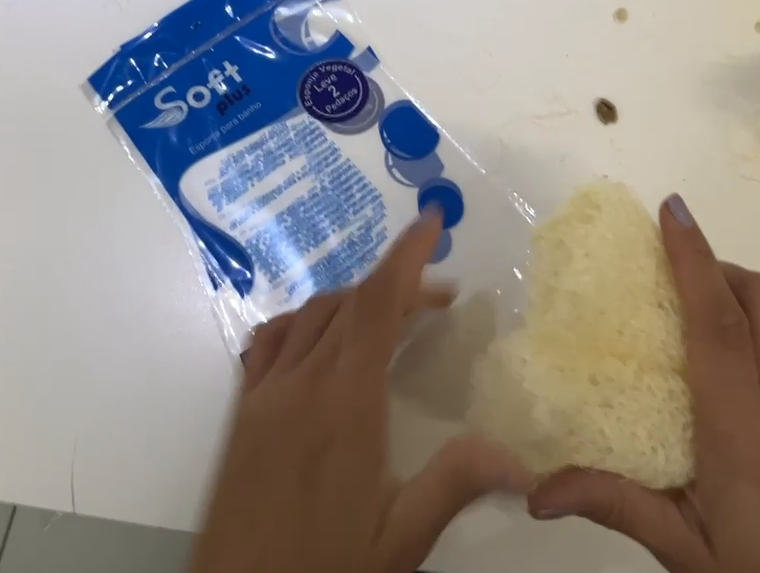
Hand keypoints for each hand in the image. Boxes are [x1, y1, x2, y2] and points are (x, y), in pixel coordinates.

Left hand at [190, 213, 532, 572]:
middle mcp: (301, 381)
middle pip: (350, 303)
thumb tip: (520, 457)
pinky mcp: (240, 410)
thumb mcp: (401, 538)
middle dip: (397, 283)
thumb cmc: (323, 568)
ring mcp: (263, 391)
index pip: (378, 305)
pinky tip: (317, 339)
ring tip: (391, 317)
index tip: (433, 221)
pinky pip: (269, 341)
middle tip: (440, 296)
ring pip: (310, 315)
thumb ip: (455, 483)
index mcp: (345, 402)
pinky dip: (303, 322)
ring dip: (354, 301)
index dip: (406, 256)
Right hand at [528, 195, 759, 572]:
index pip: (716, 323)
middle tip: (679, 277)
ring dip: (757, 289)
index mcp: (742, 432)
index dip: (692, 258)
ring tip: (721, 303)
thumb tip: (534, 492)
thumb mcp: (686, 551)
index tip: (672, 210)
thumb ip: (613, 504)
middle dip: (719, 267)